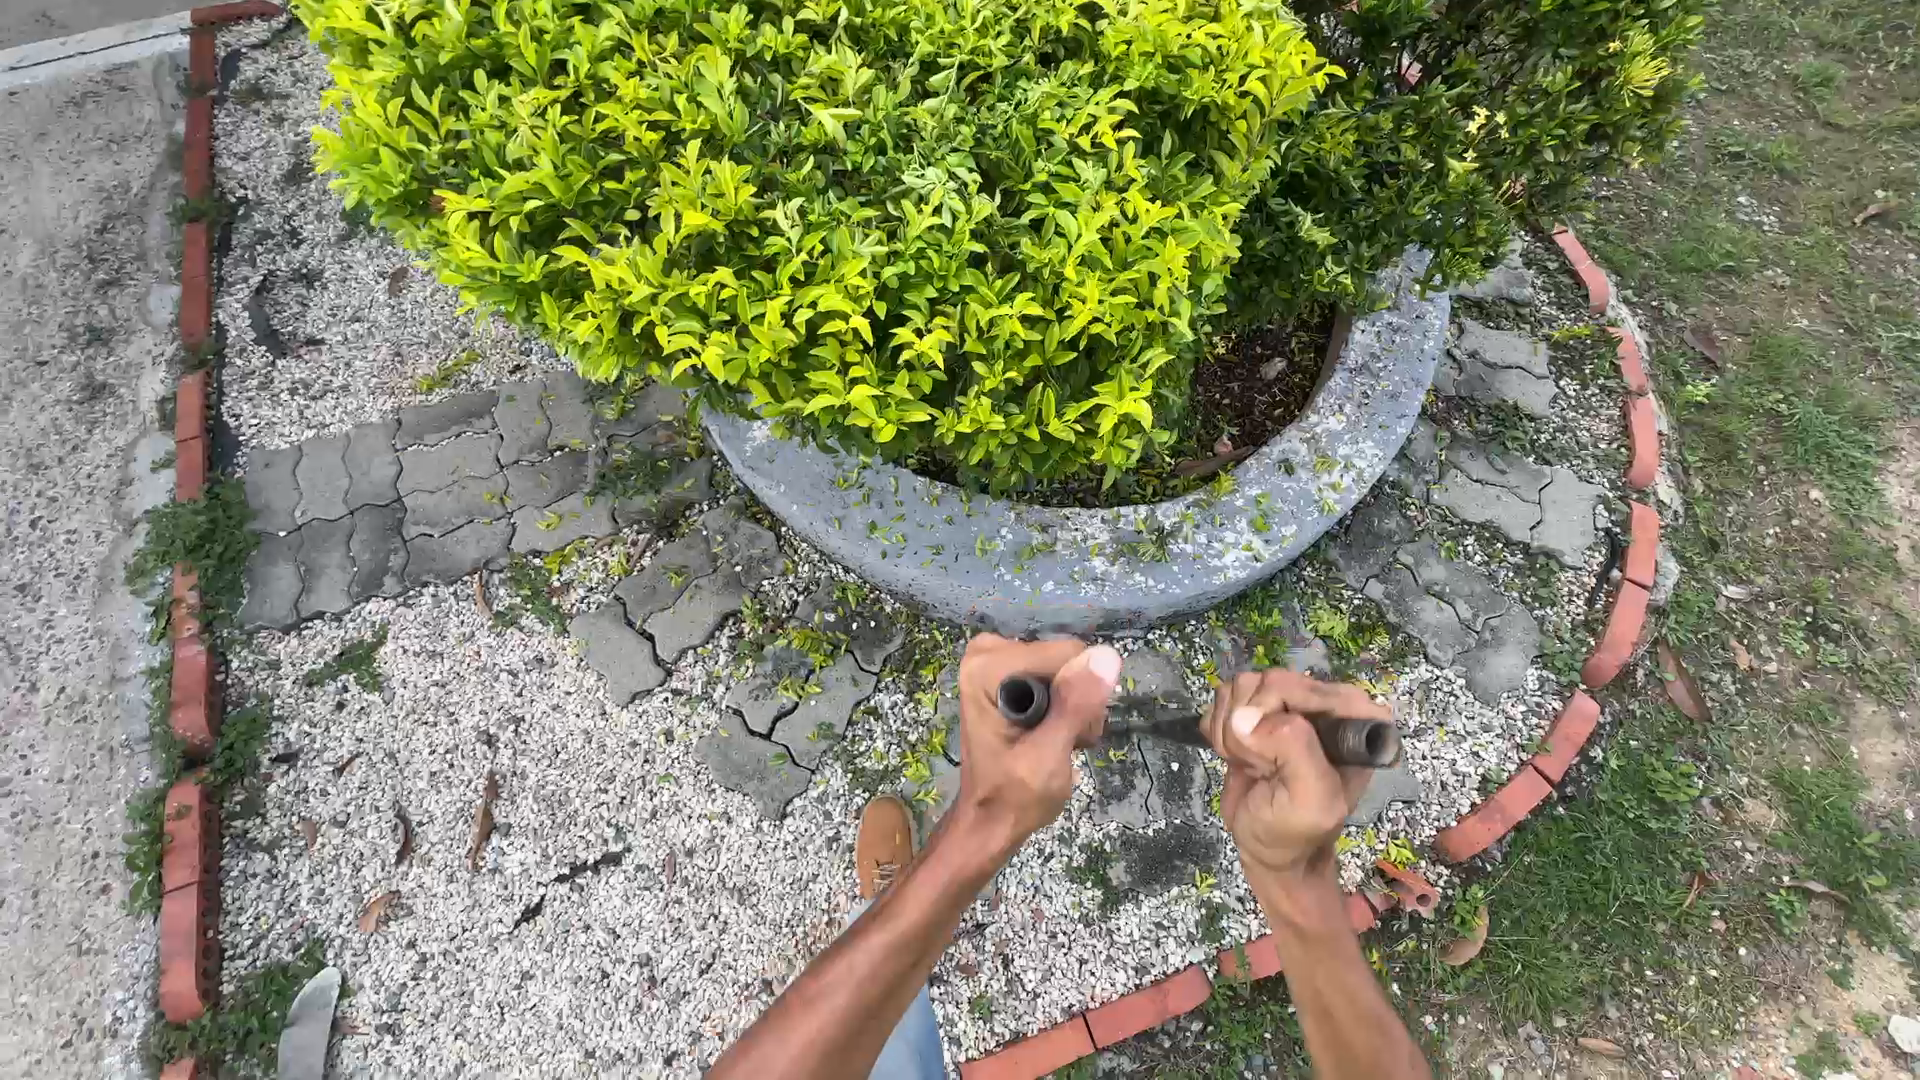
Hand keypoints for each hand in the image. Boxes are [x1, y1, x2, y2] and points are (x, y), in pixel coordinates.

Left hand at [952, 634, 1121, 858]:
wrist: (991, 820)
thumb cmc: (1014, 796)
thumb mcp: (1049, 756)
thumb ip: (1075, 705)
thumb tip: (1107, 655)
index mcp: (986, 668)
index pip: (1066, 655)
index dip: (1079, 695)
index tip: (1070, 734)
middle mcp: (985, 652)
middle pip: (1066, 658)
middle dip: (1076, 699)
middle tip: (1065, 741)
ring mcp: (994, 659)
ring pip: (1067, 666)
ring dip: (1074, 706)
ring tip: (1060, 741)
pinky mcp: (1006, 669)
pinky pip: (1056, 672)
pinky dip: (1064, 703)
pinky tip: (1055, 730)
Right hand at [1201, 670, 1382, 887]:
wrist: (1268, 849)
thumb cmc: (1297, 831)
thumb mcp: (1311, 799)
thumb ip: (1293, 749)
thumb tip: (1244, 718)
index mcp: (1353, 719)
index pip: (1302, 685)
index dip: (1275, 710)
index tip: (1269, 751)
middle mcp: (1321, 703)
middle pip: (1266, 681)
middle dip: (1251, 726)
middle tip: (1261, 766)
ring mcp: (1284, 705)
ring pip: (1239, 687)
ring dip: (1231, 731)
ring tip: (1251, 764)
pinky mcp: (1251, 712)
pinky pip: (1221, 698)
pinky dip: (1218, 729)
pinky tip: (1236, 756)